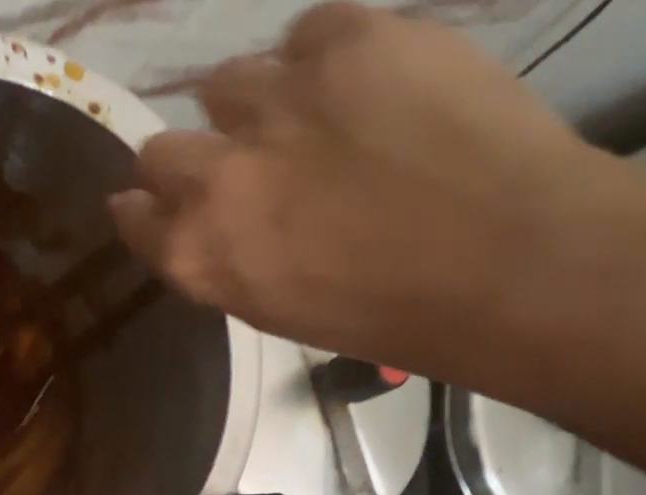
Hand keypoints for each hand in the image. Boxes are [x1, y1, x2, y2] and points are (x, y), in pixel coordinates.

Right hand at [108, 2, 645, 366]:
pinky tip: (365, 83)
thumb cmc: (386, 312)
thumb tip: (195, 216)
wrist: (514, 258)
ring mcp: (277, 99)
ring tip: (317, 121)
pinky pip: (304, 32)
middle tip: (252, 168)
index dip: (150, 206)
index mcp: (195, 250)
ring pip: (227, 83)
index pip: (131, 210)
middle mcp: (214, 174)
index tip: (172, 207)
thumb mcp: (268, 305)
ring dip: (257, 105)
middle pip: (161, 147)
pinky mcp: (348, 39)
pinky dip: (324, 55)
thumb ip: (214, 255)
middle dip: (196, 158)